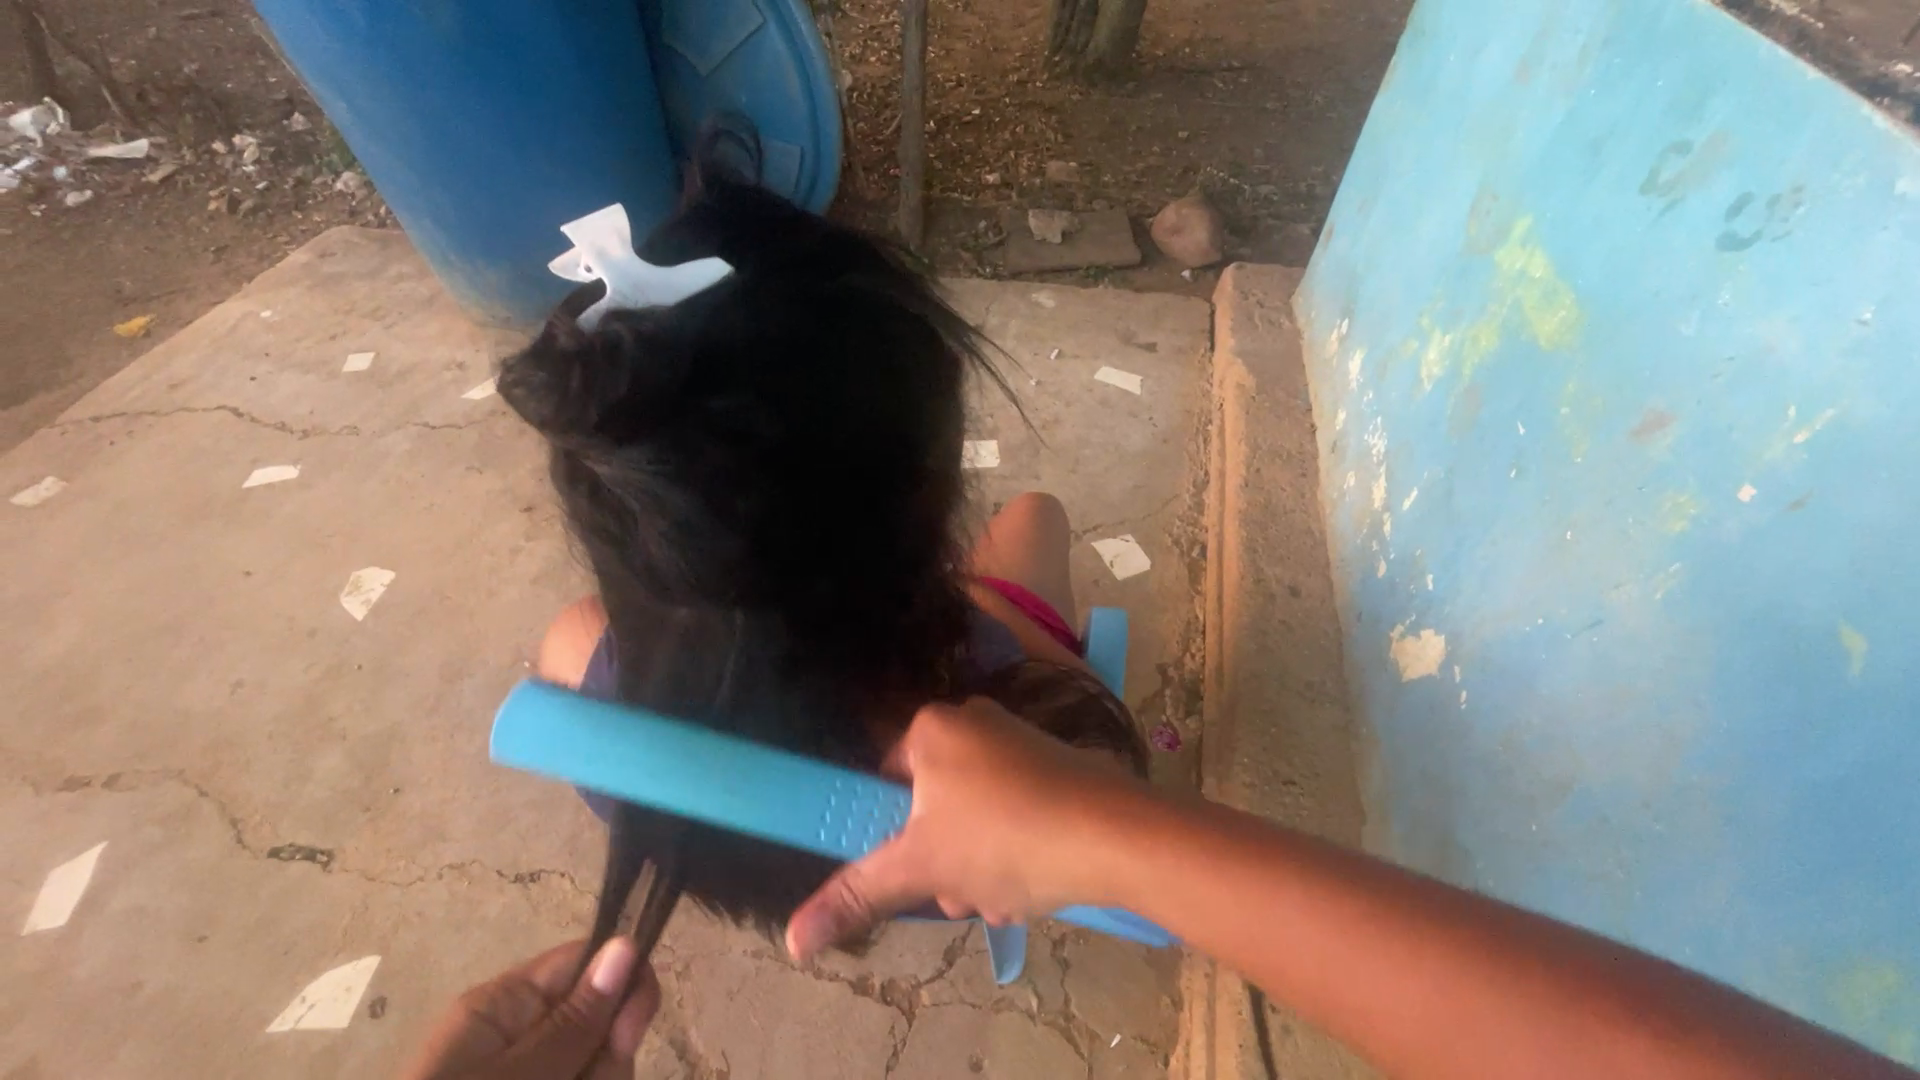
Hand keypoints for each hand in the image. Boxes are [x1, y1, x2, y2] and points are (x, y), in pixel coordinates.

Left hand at [401, 937, 659, 1079]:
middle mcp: (520, 1036)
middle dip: (605, 1065)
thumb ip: (574, 1022)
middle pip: (604, 1023)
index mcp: (504, 1007)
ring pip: (600, 1069)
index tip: (629, 1033)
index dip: (623, 986)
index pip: (587, 960)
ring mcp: (533, 1073)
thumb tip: (627, 943)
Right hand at [785, 697, 1148, 960]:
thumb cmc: (1004, 836)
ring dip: (977, 866)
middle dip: (943, 862)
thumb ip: (856, 895)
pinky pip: (1011, 809)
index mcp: (932, 726)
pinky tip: (1030, 884)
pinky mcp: (1053, 764)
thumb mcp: (922, 868)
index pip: (883, 780)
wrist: (1116, 834)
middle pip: (930, 804)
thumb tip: (793, 939)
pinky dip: (1013, 850)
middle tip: (961, 894)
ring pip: (973, 816)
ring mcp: (1017, 739)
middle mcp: (973, 719)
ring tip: (1002, 896)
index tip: (910, 870)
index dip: (889, 832)